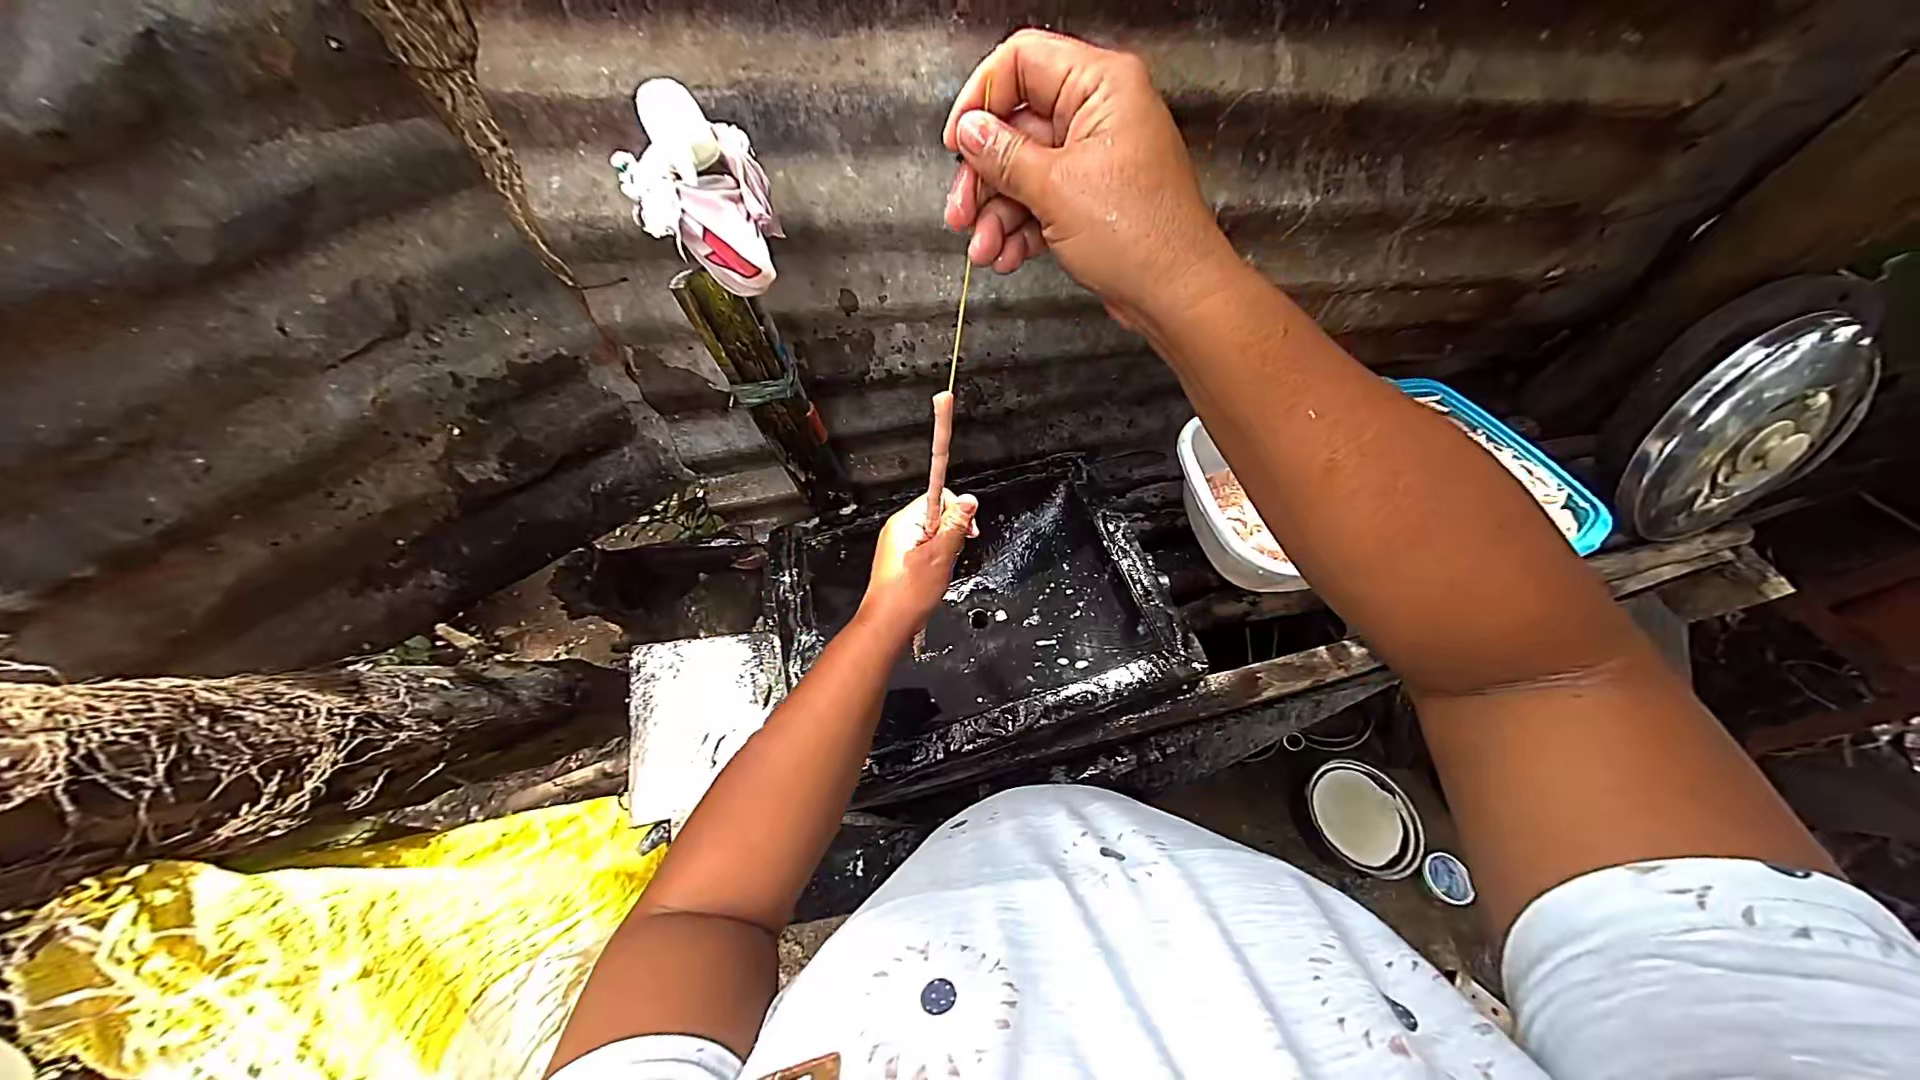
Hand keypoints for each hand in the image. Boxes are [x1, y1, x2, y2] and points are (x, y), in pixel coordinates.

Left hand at [859, 489, 980, 636]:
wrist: (888, 624)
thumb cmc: (907, 595)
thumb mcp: (940, 555)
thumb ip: (955, 525)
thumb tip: (968, 500)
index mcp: (904, 522)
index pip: (938, 496)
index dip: (957, 512)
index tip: (965, 531)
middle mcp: (899, 530)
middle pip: (937, 515)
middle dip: (951, 534)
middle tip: (950, 554)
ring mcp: (899, 545)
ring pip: (934, 535)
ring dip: (945, 550)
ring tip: (939, 569)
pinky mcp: (902, 560)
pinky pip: (927, 550)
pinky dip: (936, 560)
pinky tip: (934, 575)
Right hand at [941, 29, 1239, 329]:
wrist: (1173, 294)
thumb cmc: (1143, 237)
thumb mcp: (1057, 190)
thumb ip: (1005, 156)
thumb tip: (971, 132)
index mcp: (1101, 86)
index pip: (1022, 63)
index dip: (981, 99)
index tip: (956, 140)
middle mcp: (1098, 116)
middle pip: (1016, 129)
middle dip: (983, 178)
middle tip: (961, 212)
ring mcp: (1092, 162)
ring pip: (1023, 175)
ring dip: (996, 216)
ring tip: (984, 249)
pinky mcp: (1089, 201)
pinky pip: (1039, 205)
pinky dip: (1018, 231)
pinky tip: (1006, 255)